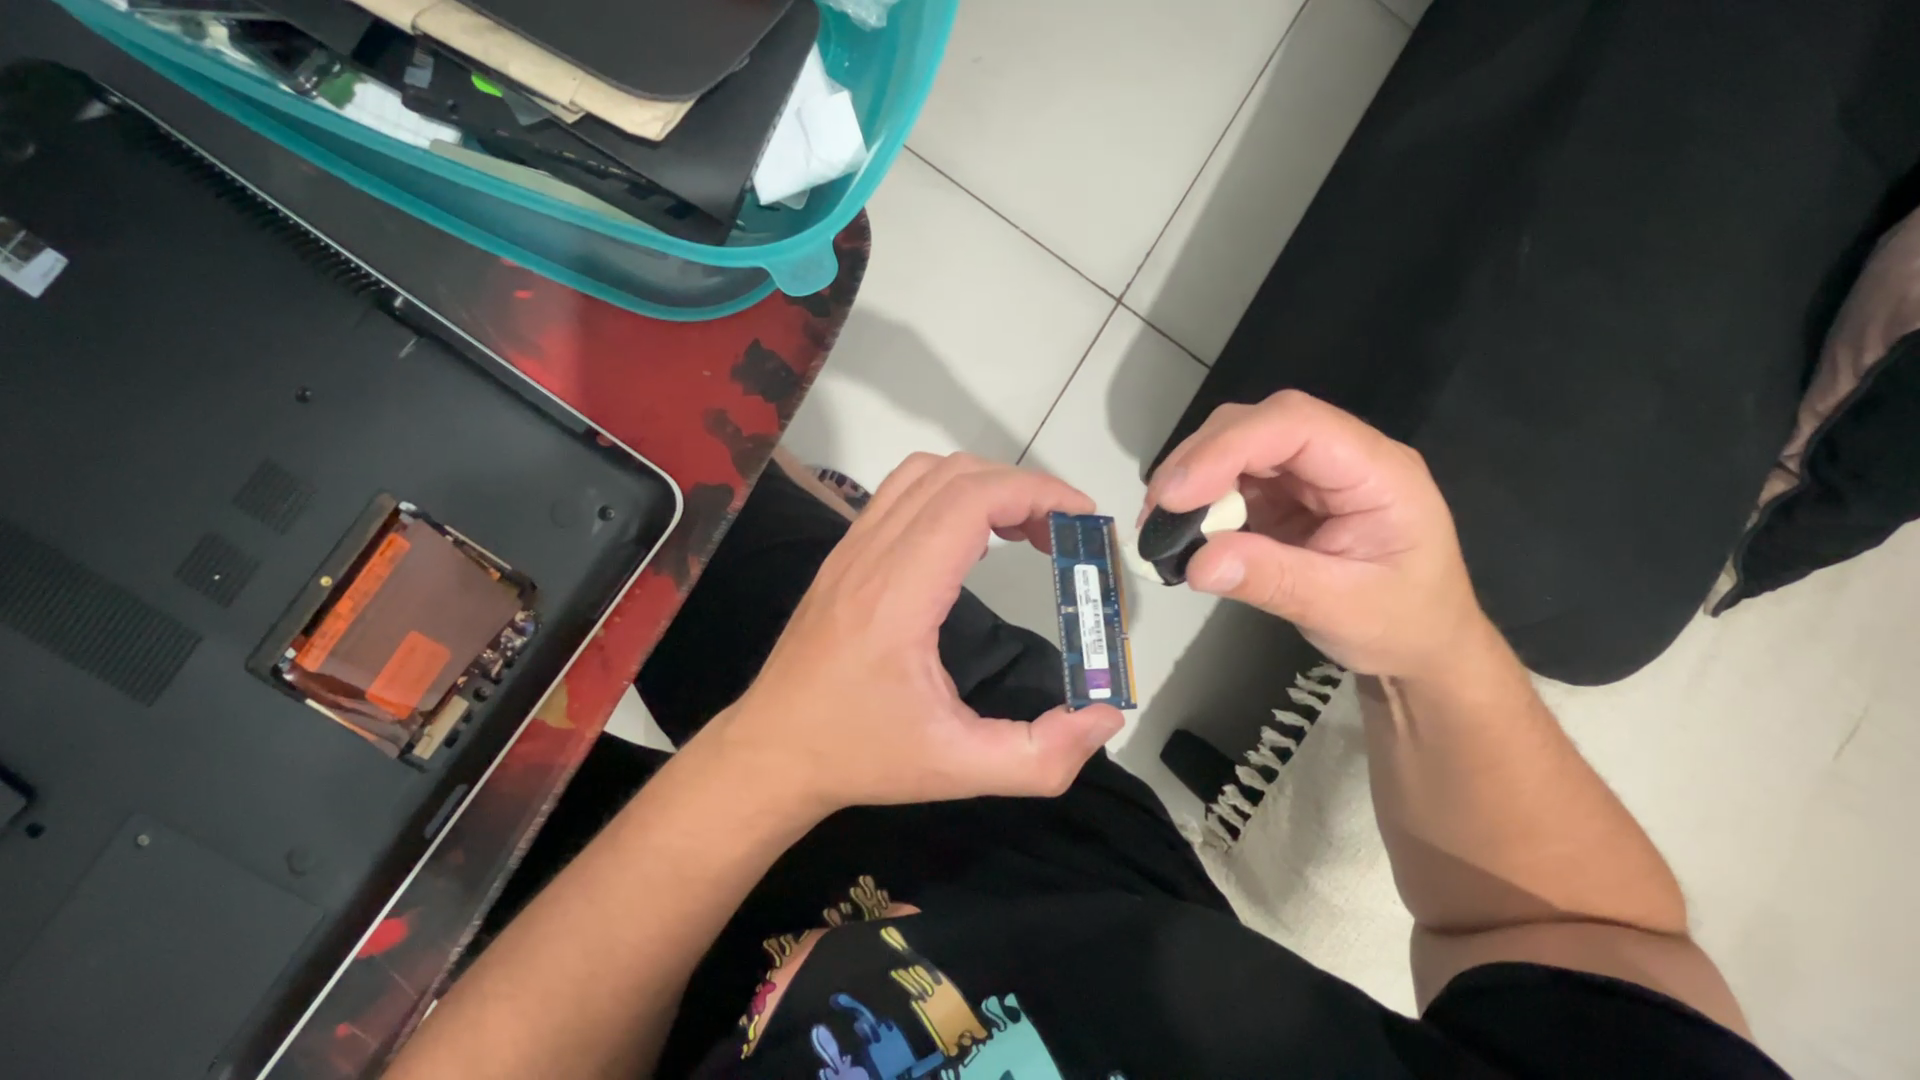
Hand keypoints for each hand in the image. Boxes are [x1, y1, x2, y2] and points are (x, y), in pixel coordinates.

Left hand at [708, 454, 1125, 814]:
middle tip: (1064, 533)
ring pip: (921, 475)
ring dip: (982, 485)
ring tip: (1024, 530)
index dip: (1034, 492)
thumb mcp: (959, 770)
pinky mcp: (842, 558)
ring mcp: (849, 550)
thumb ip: (1041, 755)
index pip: (970, 501)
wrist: (771, 752)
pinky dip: (948, 496)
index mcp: (898, 596)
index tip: (1081, 518)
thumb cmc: (861, 757)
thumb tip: (1106, 716)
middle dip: (1021, 487)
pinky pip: (898, 496)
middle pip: (953, 475)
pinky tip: (972, 543)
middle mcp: (869, 556)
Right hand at [1144, 390, 1489, 678]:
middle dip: (1200, 460)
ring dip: (1192, 478)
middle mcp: (1342, 458)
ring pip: (1239, 445)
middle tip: (1155, 513)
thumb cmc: (1403, 626)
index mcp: (1377, 471)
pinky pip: (1234, 479)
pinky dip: (1200, 500)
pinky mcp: (1287, 494)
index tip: (1177, 496)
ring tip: (1158, 524)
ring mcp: (1312, 473)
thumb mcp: (1343, 610)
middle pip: (1259, 425)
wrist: (1424, 648)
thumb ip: (1274, 580)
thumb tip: (1197, 563)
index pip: (1297, 426)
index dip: (1229, 447)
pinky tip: (1179, 528)